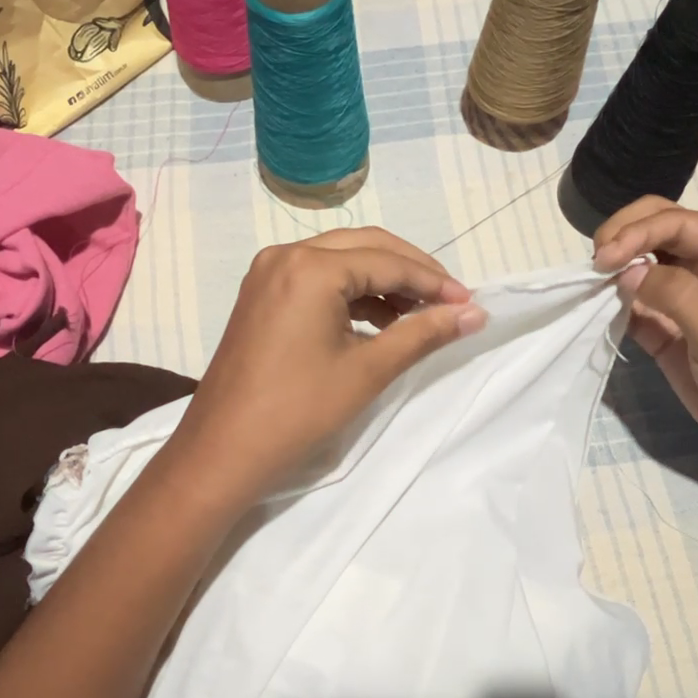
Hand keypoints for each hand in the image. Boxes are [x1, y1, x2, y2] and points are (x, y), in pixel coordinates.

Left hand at [171, 228, 486, 501]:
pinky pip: (315, 279)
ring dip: (381, 281)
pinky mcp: (260, 295)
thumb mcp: (368, 370)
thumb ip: (423, 333)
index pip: (387, 261)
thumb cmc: (297, 412)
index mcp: (310, 267)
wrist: (223, 451)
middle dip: (410, 272)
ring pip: (339, 260)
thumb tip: (475, 314)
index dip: (434, 282)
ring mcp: (267, 273)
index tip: (471, 303)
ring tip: (418, 316)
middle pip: (364, 247)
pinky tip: (378, 321)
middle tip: (449, 301)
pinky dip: (351, 293)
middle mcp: (285, 255)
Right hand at [593, 197, 697, 456]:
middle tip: (596, 264)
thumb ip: (676, 295)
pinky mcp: (664, 323)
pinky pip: (631, 299)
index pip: (677, 222)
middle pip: (656, 227)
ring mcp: (684, 293)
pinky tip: (598, 307)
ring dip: (613, 267)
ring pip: (639, 260)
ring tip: (592, 284)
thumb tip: (625, 272)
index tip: (604, 260)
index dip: (636, 232)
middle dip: (622, 236)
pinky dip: (612, 299)